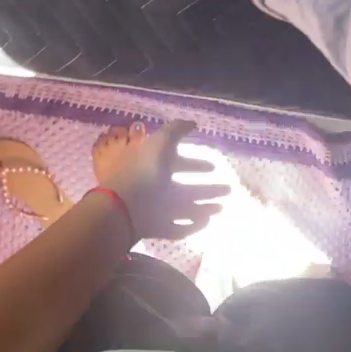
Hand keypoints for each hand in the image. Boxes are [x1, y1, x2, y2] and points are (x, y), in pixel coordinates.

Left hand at [99, 120, 229, 239]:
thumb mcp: (161, 143)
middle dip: (206, 189)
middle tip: (227, 189)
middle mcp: (156, 188)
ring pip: (184, 208)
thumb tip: (193, 123)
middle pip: (185, 189)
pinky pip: (177, 228)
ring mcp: (155, 209)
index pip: (178, 164)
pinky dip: (192, 226)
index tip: (213, 166)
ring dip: (204, 207)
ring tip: (222, 208)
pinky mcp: (157, 228)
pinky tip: (207, 222)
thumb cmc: (145, 171)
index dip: (195, 164)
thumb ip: (177, 130)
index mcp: (155, 167)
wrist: (123, 207)